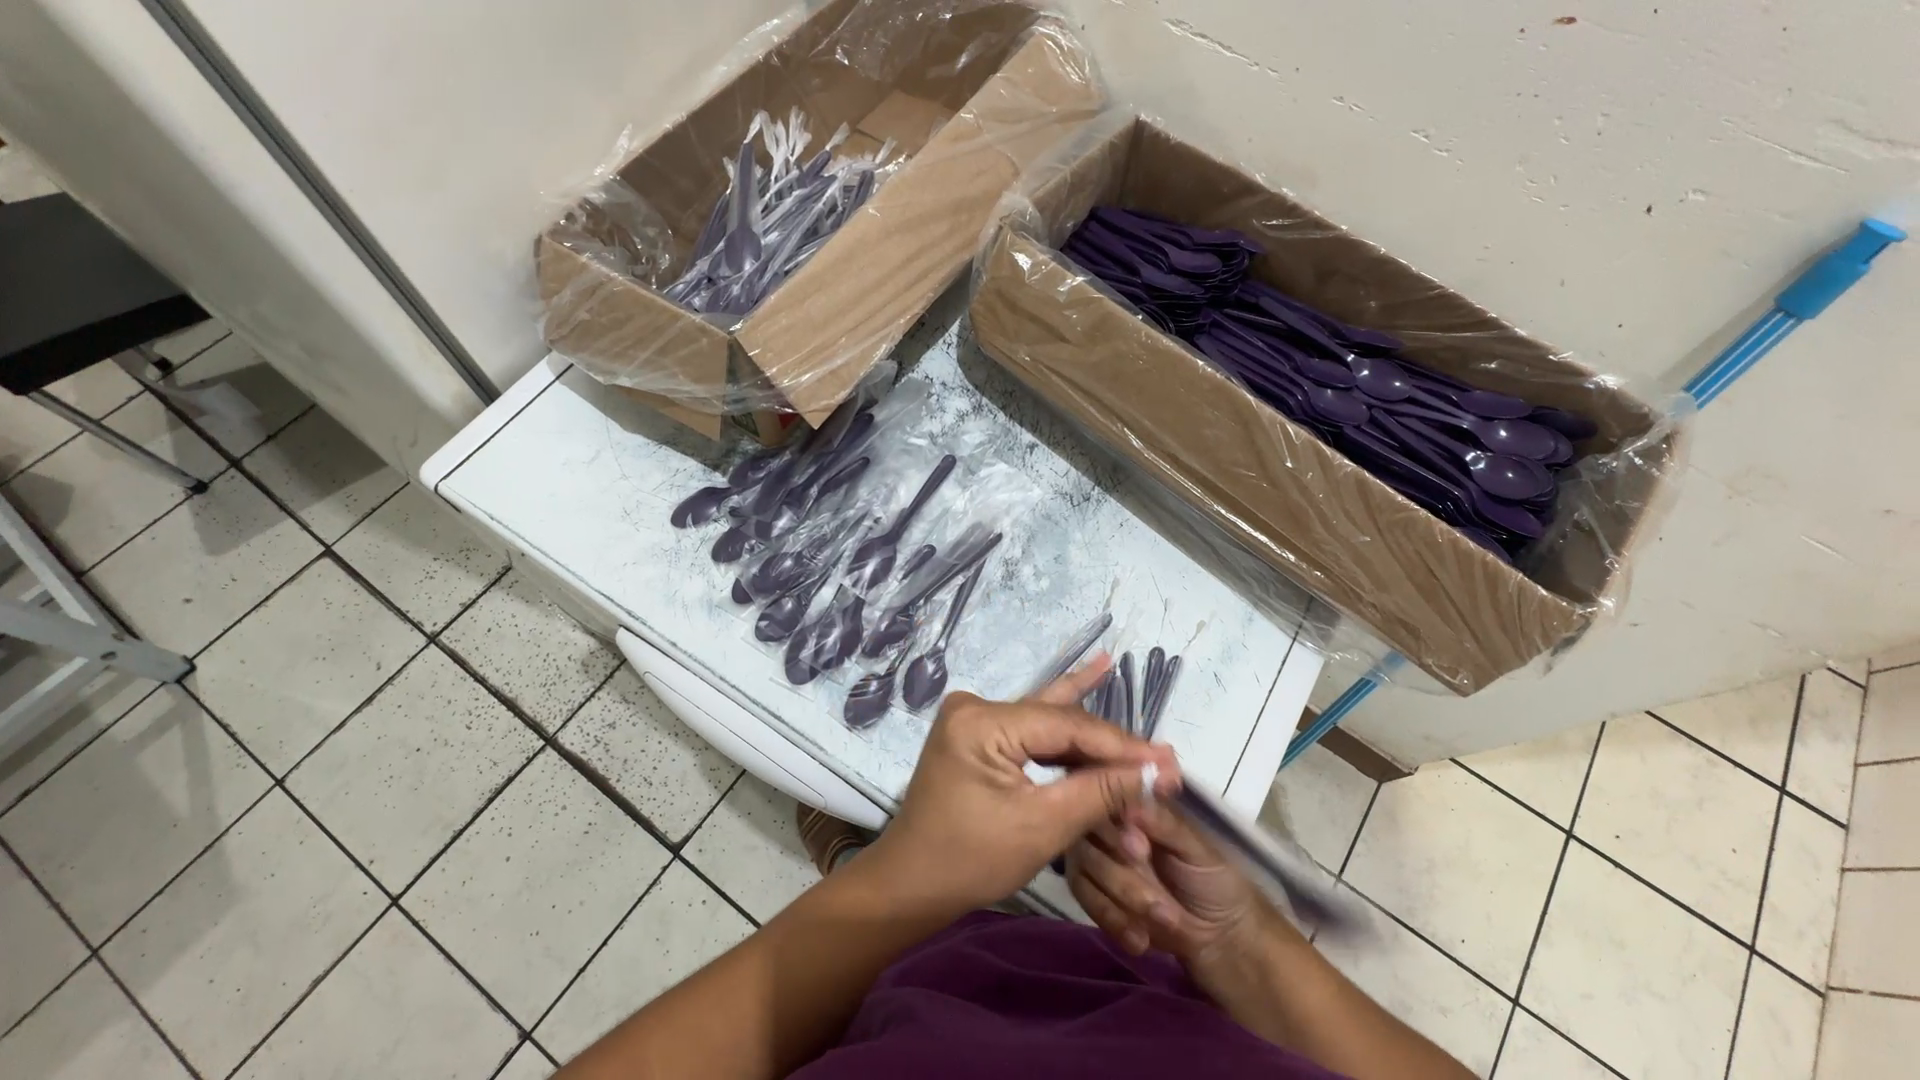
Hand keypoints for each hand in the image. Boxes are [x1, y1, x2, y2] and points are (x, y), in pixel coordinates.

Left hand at [858, 658, 1178, 919]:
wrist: (912, 885)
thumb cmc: (971, 860)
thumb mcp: (1043, 827)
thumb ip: (1101, 791)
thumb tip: (1160, 770)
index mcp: (982, 722)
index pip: (1069, 726)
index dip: (1123, 747)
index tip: (1170, 764)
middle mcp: (976, 707)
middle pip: (1059, 721)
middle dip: (1109, 744)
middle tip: (1164, 757)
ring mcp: (973, 719)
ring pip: (1047, 722)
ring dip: (1090, 734)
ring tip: (1124, 684)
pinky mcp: (976, 736)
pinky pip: (1030, 729)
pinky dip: (1063, 729)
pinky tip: (1092, 677)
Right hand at [1067, 796, 1294, 964]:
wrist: (1220, 939)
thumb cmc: (1215, 883)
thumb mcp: (1197, 851)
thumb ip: (1164, 824)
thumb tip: (1131, 799)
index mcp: (1135, 809)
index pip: (1105, 801)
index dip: (1115, 827)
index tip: (1141, 850)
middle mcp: (1109, 831)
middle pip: (1086, 841)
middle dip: (1121, 874)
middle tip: (1156, 900)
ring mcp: (1098, 864)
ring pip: (1082, 873)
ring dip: (1123, 900)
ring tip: (1163, 919)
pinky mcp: (1095, 897)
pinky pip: (1086, 903)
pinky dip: (1113, 922)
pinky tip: (1141, 939)